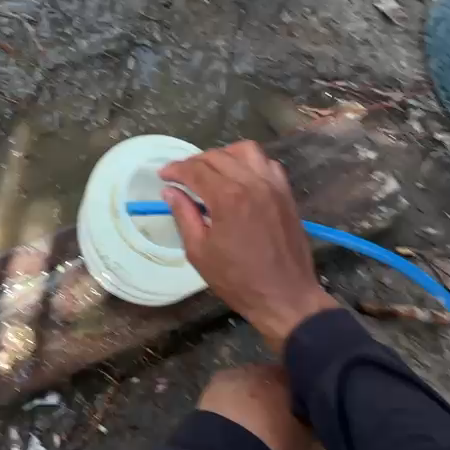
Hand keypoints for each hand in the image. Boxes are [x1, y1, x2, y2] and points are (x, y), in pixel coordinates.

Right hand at [159, 140, 339, 352]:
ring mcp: (272, 186)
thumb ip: (183, 215)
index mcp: (227, 198)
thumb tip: (170, 191)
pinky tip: (241, 178)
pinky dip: (250, 163)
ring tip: (212, 171)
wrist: (286, 298)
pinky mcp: (286, 193)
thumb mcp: (199, 252)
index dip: (175, 170)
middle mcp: (251, 183)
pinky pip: (267, 163)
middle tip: (182, 177)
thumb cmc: (238, 280)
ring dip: (224, 155)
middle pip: (217, 156)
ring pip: (245, 151)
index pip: (195, 170)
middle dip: (194, 162)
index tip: (163, 175)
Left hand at [196, 365, 309, 449]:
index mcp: (296, 383)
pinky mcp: (216, 382)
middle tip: (284, 425)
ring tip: (257, 426)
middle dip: (282, 401)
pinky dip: (234, 402)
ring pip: (253, 384)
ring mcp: (240, 373)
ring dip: (256, 400)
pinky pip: (230, 389)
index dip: (310, 406)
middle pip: (279, 383)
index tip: (310, 424)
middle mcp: (268, 369)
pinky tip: (234, 422)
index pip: (308, 388)